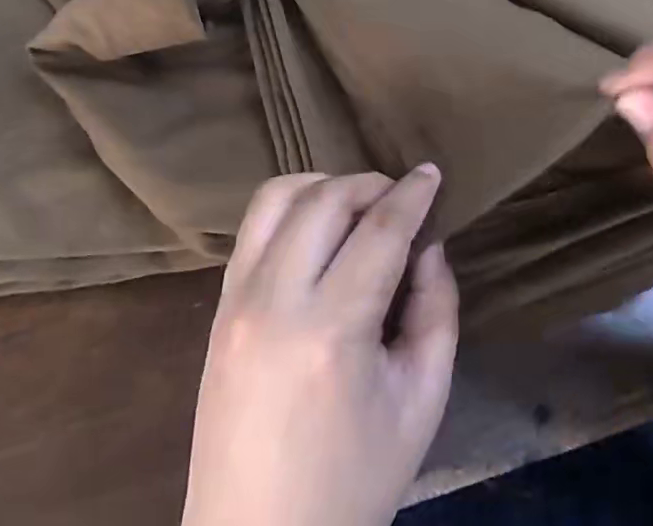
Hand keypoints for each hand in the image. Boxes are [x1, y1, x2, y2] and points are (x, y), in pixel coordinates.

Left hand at [181, 165, 458, 525]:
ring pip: (276, 198)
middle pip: (325, 200)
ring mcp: (234, 302)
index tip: (433, 173)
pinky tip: (318, 232)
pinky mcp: (216, 309)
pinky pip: (253, 230)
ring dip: (325, 186)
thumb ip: (436, 308)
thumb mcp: (422, 399)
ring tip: (358, 208)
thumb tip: (427, 245)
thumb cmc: (355, 478)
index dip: (412, 194)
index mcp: (331, 332)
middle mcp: (274, 302)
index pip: (379, 231)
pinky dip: (291, 209)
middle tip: (401, 199)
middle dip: (371, 184)